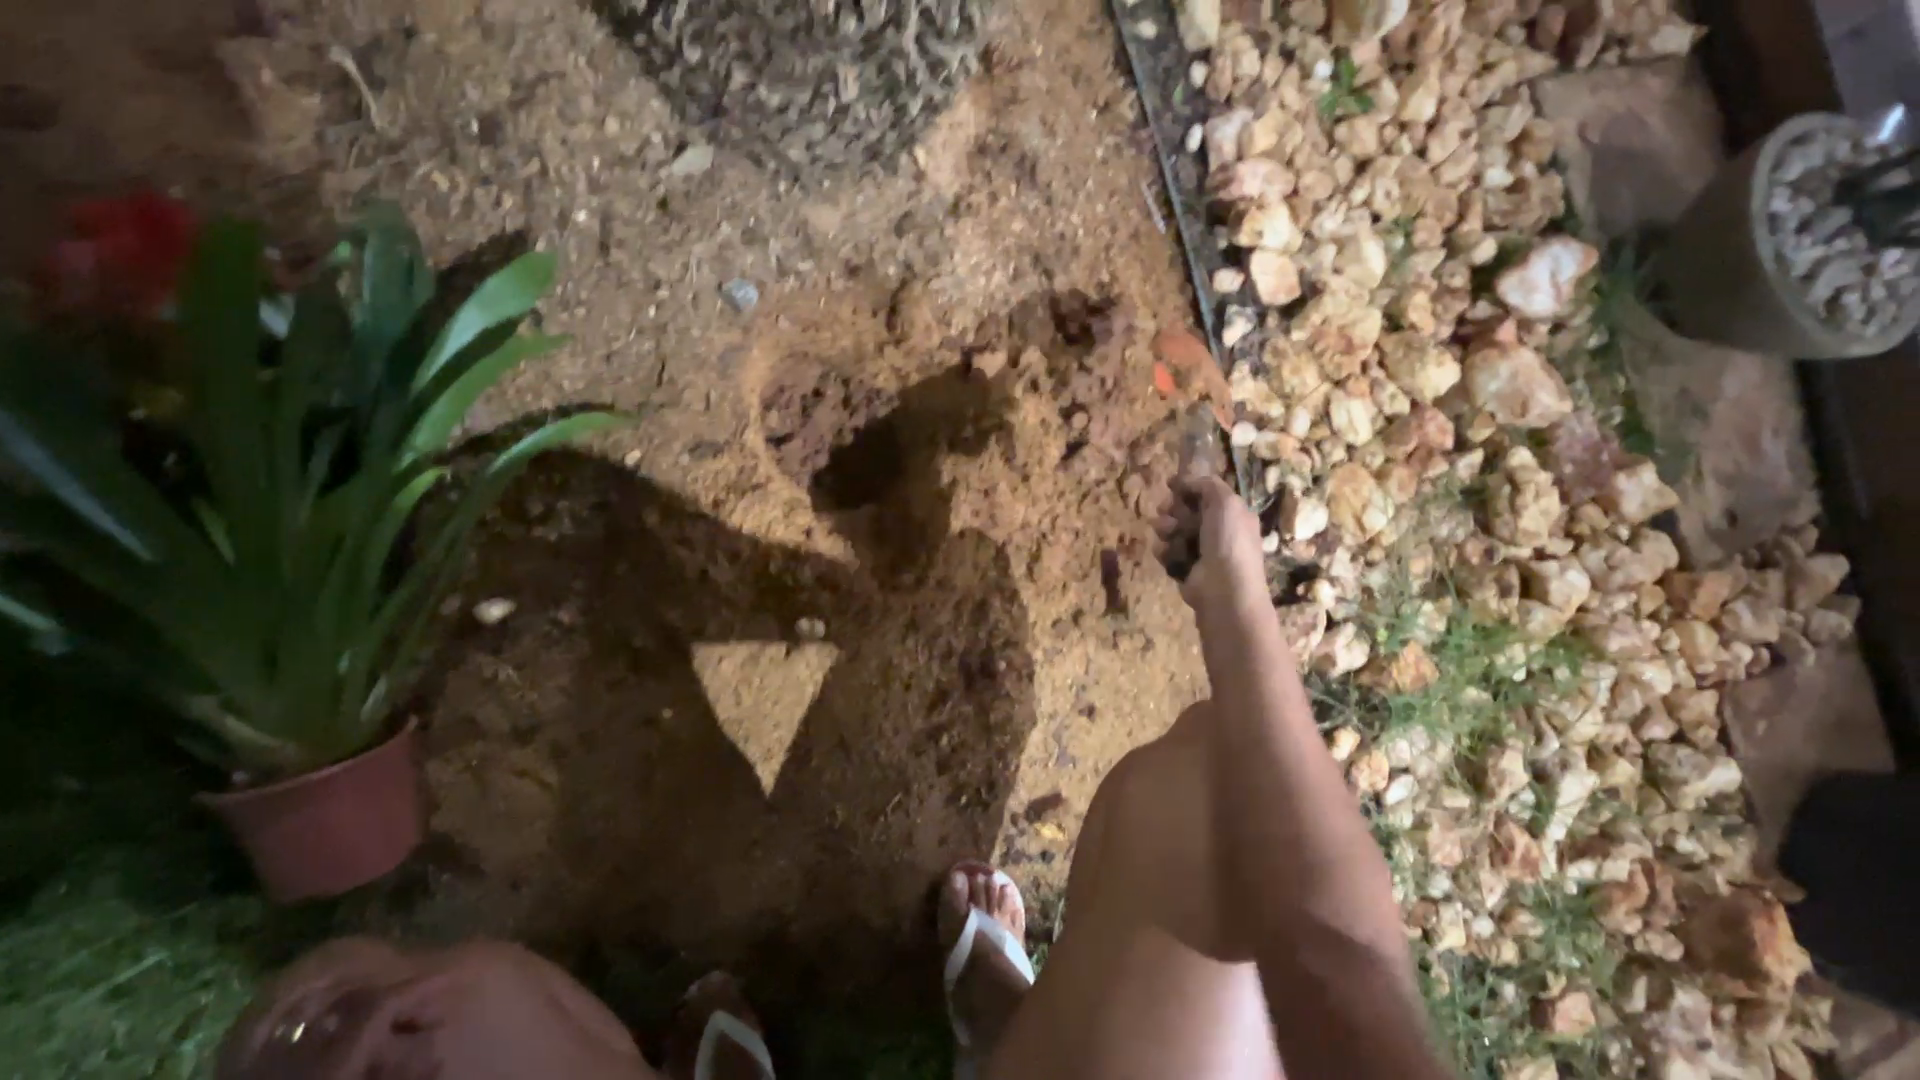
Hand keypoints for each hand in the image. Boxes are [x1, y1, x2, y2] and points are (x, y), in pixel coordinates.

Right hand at [1153, 475, 1266, 617]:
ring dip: (1165, 528)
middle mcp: (1218, 531)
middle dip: (1172, 508)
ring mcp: (1202, 551)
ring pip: (1174, 531)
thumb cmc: (1229, 541)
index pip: (1207, 494)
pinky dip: (1164, 550)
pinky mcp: (1186, 569)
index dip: (1188, 487)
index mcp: (1233, 514)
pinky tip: (1166, 552)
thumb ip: (1208, 485)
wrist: (1224, 589)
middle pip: (1186, 511)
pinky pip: (1168, 552)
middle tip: (1165, 509)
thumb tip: (1189, 480)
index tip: (1171, 484)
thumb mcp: (1225, 502)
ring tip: (1165, 532)